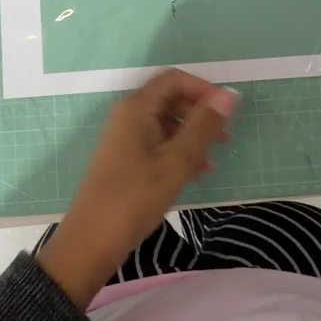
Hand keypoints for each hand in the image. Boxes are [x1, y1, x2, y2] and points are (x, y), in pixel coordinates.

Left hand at [36, 69, 237, 305]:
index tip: (228, 112)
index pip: (175, 79)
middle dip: (199, 114)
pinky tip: (196, 174)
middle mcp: (129, 115)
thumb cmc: (134, 198)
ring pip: (166, 123)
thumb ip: (203, 127)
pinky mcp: (126, 158)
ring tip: (213, 161)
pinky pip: (158, 143)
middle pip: (171, 99)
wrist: (91, 241)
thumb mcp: (176, 162)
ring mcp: (126, 137)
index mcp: (137, 107)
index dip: (203, 89)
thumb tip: (229, 96)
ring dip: (192, 136)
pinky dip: (178, 152)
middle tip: (225, 138)